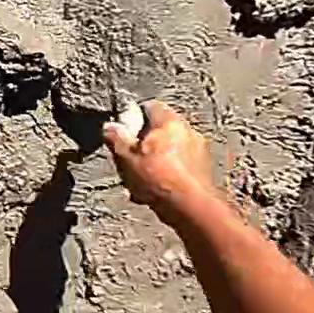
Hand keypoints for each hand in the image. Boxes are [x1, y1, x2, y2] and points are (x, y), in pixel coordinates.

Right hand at [102, 101, 218, 214]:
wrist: (189, 206)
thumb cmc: (157, 178)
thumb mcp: (125, 157)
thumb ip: (116, 138)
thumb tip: (109, 126)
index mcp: (169, 122)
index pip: (150, 106)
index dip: (134, 117)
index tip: (124, 131)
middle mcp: (188, 131)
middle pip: (161, 128)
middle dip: (145, 142)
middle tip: (130, 158)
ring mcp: (199, 149)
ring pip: (170, 148)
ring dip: (156, 158)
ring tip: (142, 178)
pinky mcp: (203, 168)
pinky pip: (180, 164)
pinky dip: (168, 172)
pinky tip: (155, 189)